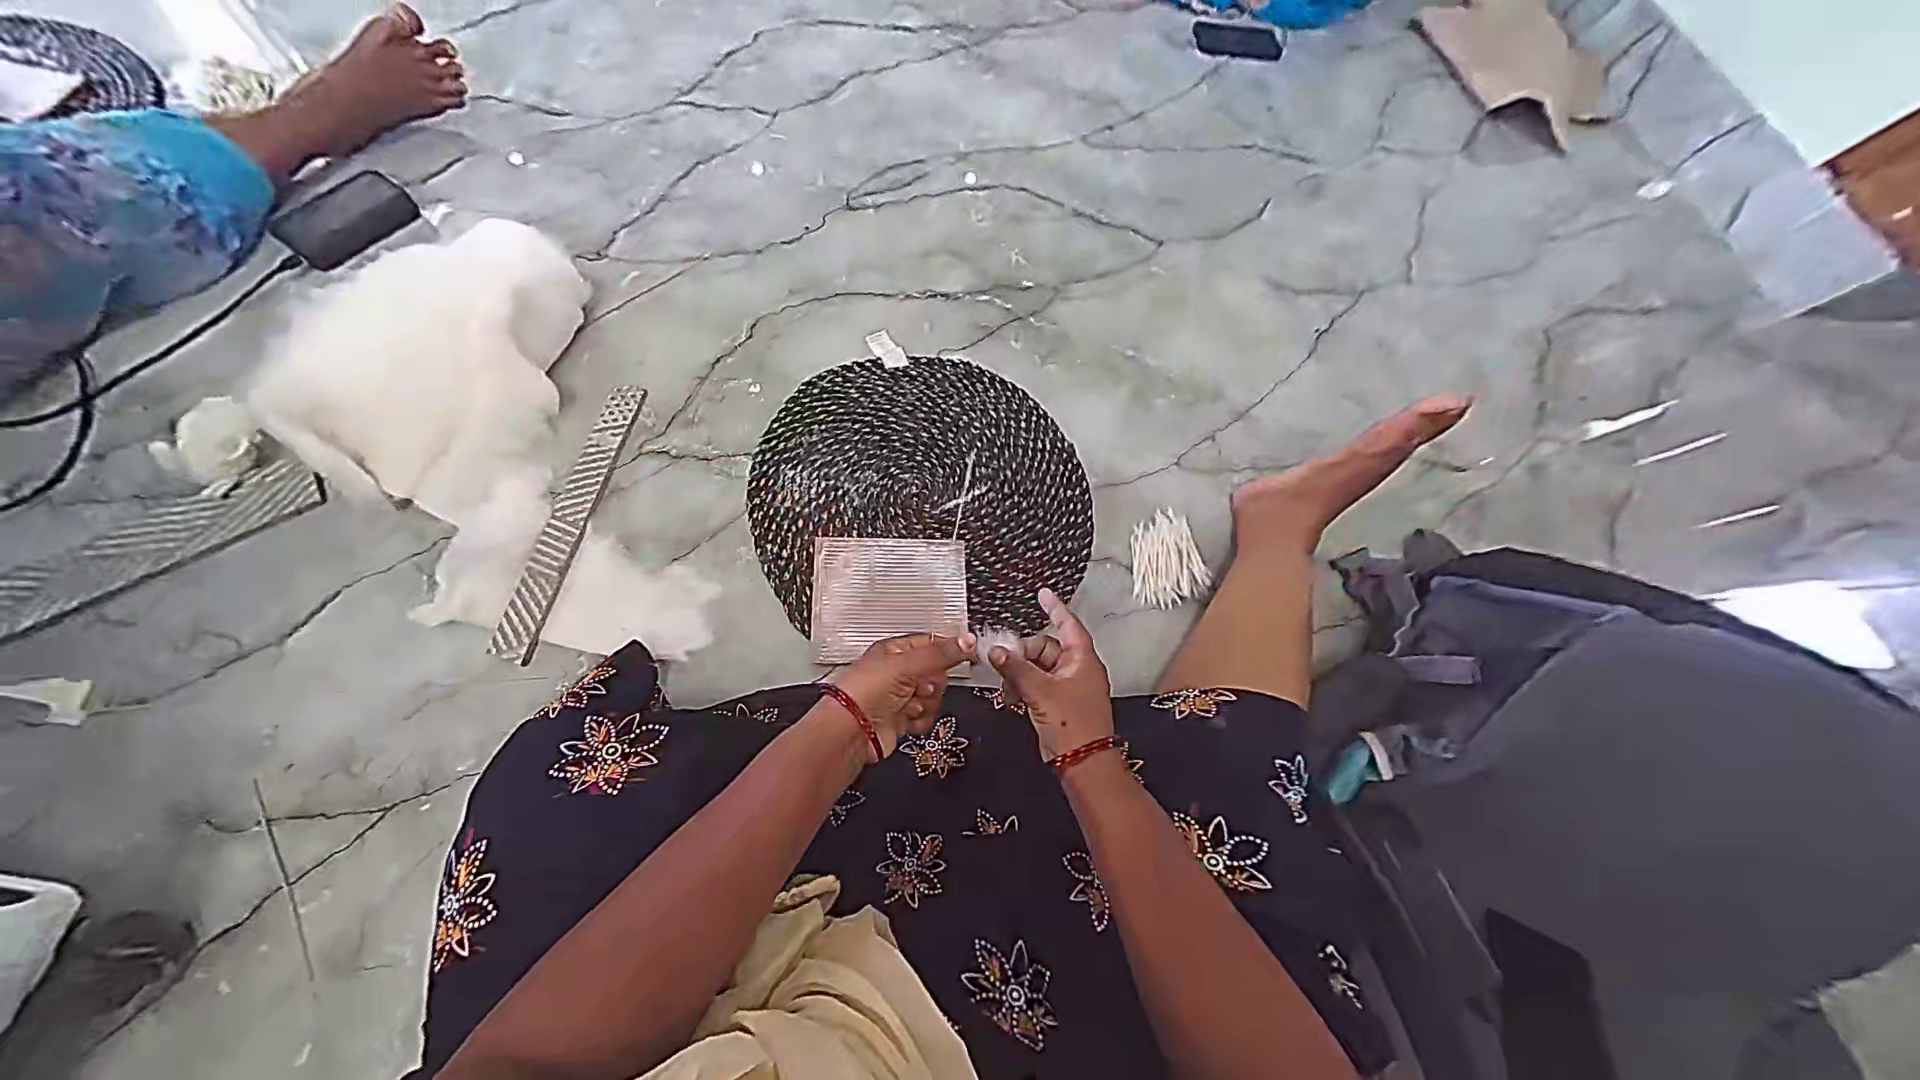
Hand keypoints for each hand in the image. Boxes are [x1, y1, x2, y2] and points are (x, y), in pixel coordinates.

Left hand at [833, 632, 975, 757]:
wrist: (852, 731)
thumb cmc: (866, 690)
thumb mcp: (908, 664)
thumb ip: (941, 653)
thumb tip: (968, 641)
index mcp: (895, 650)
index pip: (931, 644)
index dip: (948, 650)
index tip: (965, 654)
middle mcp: (897, 672)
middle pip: (936, 673)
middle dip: (932, 683)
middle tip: (919, 686)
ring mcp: (899, 696)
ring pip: (934, 697)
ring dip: (926, 703)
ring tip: (908, 704)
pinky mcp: (902, 718)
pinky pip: (926, 716)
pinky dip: (920, 719)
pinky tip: (906, 718)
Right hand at [989, 588, 1113, 761]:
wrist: (1083, 762)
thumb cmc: (1070, 722)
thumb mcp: (1039, 691)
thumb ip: (1015, 668)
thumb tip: (995, 651)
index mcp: (1082, 659)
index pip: (1068, 625)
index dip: (1056, 608)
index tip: (1043, 593)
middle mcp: (1077, 669)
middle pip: (1045, 648)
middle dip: (1022, 653)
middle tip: (1002, 661)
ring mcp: (1068, 687)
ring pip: (1038, 668)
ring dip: (1019, 673)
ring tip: (1006, 686)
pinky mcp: (1059, 703)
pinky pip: (1037, 685)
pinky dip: (1023, 688)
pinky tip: (1010, 698)